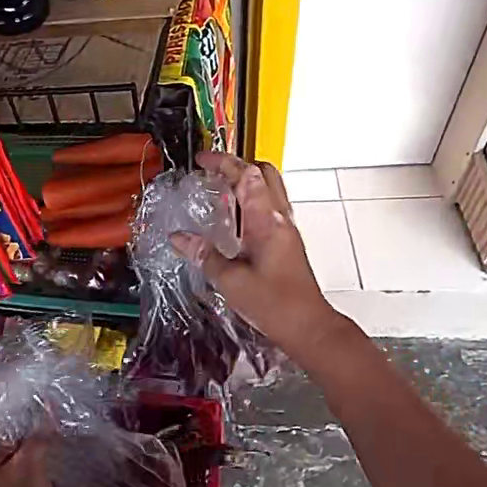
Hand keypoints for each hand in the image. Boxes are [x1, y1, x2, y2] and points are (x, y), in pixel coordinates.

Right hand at [171, 151, 344, 354]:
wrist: (308, 326)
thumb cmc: (274, 304)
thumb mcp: (230, 280)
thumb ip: (204, 255)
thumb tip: (179, 238)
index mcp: (266, 220)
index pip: (246, 175)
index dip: (223, 162)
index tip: (202, 160)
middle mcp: (279, 218)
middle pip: (263, 173)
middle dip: (237, 165)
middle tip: (212, 171)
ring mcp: (286, 229)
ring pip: (269, 189)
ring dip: (246, 182)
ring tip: (219, 190)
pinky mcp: (287, 242)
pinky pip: (270, 208)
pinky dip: (251, 201)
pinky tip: (233, 219)